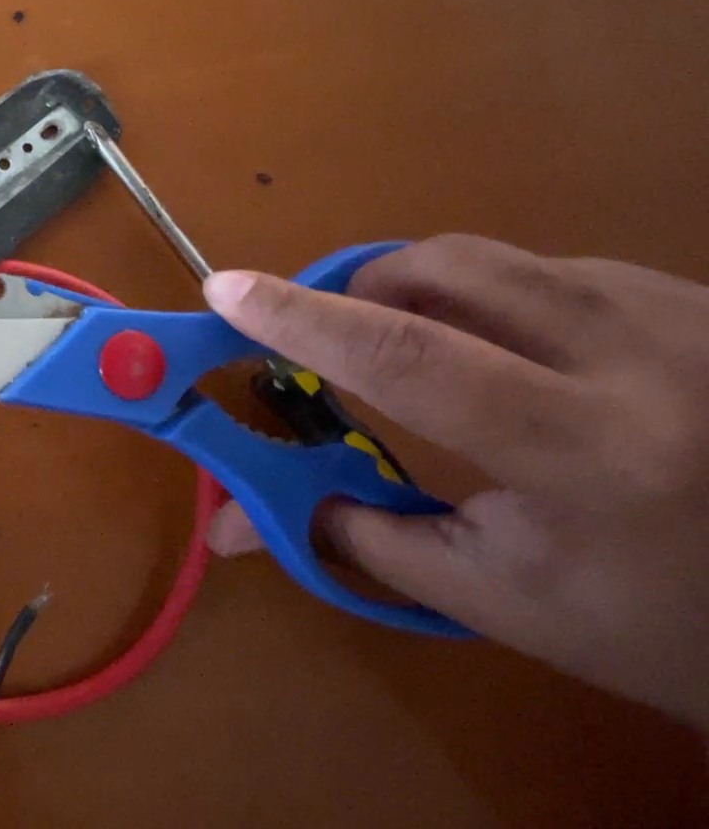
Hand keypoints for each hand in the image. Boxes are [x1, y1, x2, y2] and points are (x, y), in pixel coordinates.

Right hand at [203, 235, 708, 730]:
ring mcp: (692, 321)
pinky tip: (520, 357)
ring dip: (429, 291)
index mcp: (586, 455)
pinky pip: (561, 270)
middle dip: (363, 284)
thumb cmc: (656, 622)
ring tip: (428, 353)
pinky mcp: (708, 305)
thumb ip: (349, 534)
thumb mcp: (492, 593)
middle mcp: (649, 364)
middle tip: (332, 327)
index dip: (302, 319)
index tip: (223, 290)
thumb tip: (223, 523)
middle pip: (455, 269)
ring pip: (503, 259)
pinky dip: (499, 297)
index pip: (409, 359)